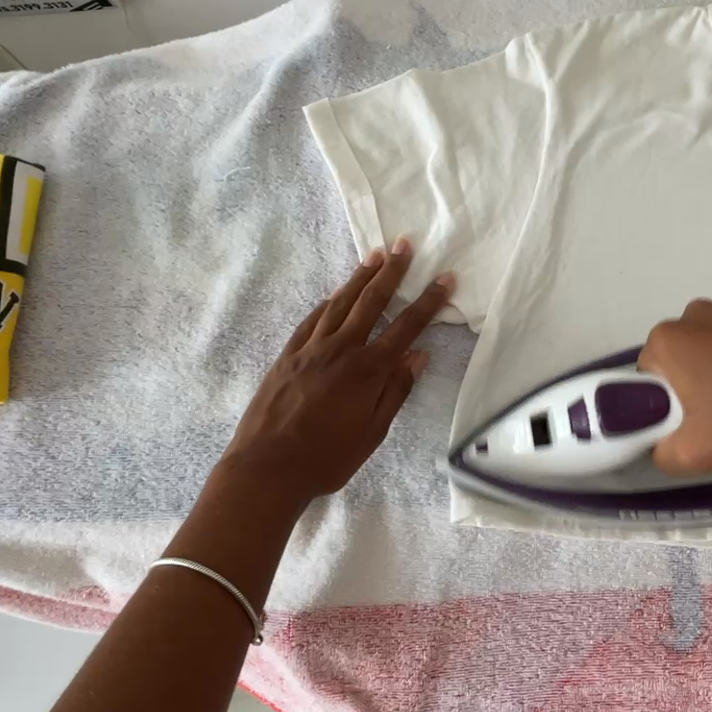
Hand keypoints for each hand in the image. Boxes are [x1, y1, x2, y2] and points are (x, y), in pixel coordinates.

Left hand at [215, 240, 452, 505]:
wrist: (267, 467)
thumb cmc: (327, 458)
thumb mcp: (372, 433)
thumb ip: (395, 391)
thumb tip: (419, 356)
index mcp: (367, 370)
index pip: (406, 328)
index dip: (428, 302)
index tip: (445, 278)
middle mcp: (341, 350)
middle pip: (372, 302)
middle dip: (392, 272)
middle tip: (404, 244)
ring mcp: (310, 349)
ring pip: (340, 303)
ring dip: (359, 277)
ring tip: (375, 256)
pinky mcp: (288, 355)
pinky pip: (312, 320)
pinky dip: (328, 303)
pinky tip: (334, 294)